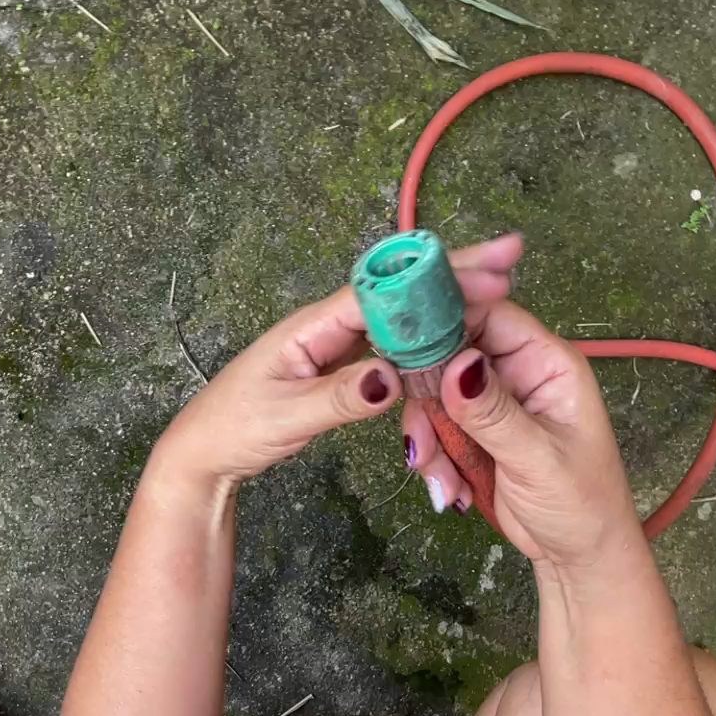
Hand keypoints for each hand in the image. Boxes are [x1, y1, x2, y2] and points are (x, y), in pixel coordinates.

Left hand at [155, 234, 526, 485]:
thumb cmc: (233, 428)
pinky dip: (420, 344)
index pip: (379, 293)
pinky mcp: (337, 371)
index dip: (434, 280)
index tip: (485, 270)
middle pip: (395, 296)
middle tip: (509, 262)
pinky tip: (448, 340)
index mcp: (309, 328)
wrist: (205, 454)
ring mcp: (332, 348)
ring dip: (441, 308)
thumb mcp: (284, 416)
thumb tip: (393, 378)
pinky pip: (386, 351)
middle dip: (450, 277)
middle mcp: (324, 328)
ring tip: (494, 291)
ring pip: (395, 322)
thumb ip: (337, 398)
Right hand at [403, 303, 643, 568]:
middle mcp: (514, 374)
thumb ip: (493, 412)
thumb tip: (454, 364)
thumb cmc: (579, 504)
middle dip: (425, 400)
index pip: (488, 316)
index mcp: (545, 363)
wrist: (577, 556)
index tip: (400, 344)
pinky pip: (434, 431)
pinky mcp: (472, 434)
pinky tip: (450, 490)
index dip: (444, 320)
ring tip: (441, 482)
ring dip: (427, 440)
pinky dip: (432, 460)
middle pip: (447, 356)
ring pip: (432, 398)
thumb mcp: (537, 458)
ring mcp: (490, 405)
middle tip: (419, 446)